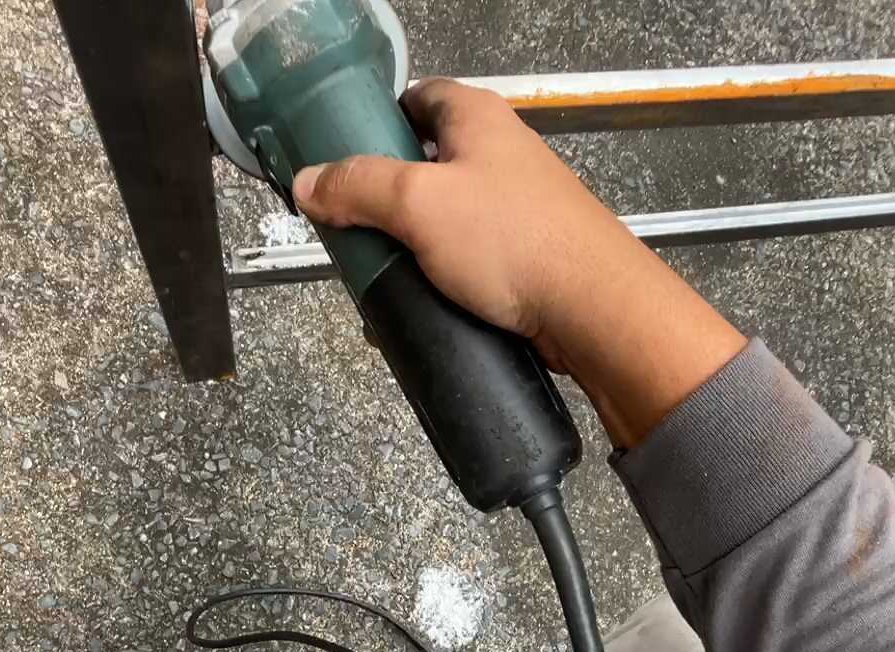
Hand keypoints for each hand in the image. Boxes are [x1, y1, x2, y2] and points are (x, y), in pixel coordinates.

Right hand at [293, 78, 746, 446]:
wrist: (588, 308)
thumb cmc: (507, 240)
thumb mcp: (418, 203)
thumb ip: (358, 188)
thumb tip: (306, 184)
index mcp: (475, 118)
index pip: (413, 99)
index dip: (373, 124)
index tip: (340, 164)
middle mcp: (496, 155)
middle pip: (420, 168)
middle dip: (380, 204)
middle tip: (351, 237)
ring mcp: (511, 210)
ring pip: (439, 224)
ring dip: (404, 252)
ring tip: (377, 284)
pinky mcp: (519, 258)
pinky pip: (462, 263)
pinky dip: (434, 282)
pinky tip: (414, 308)